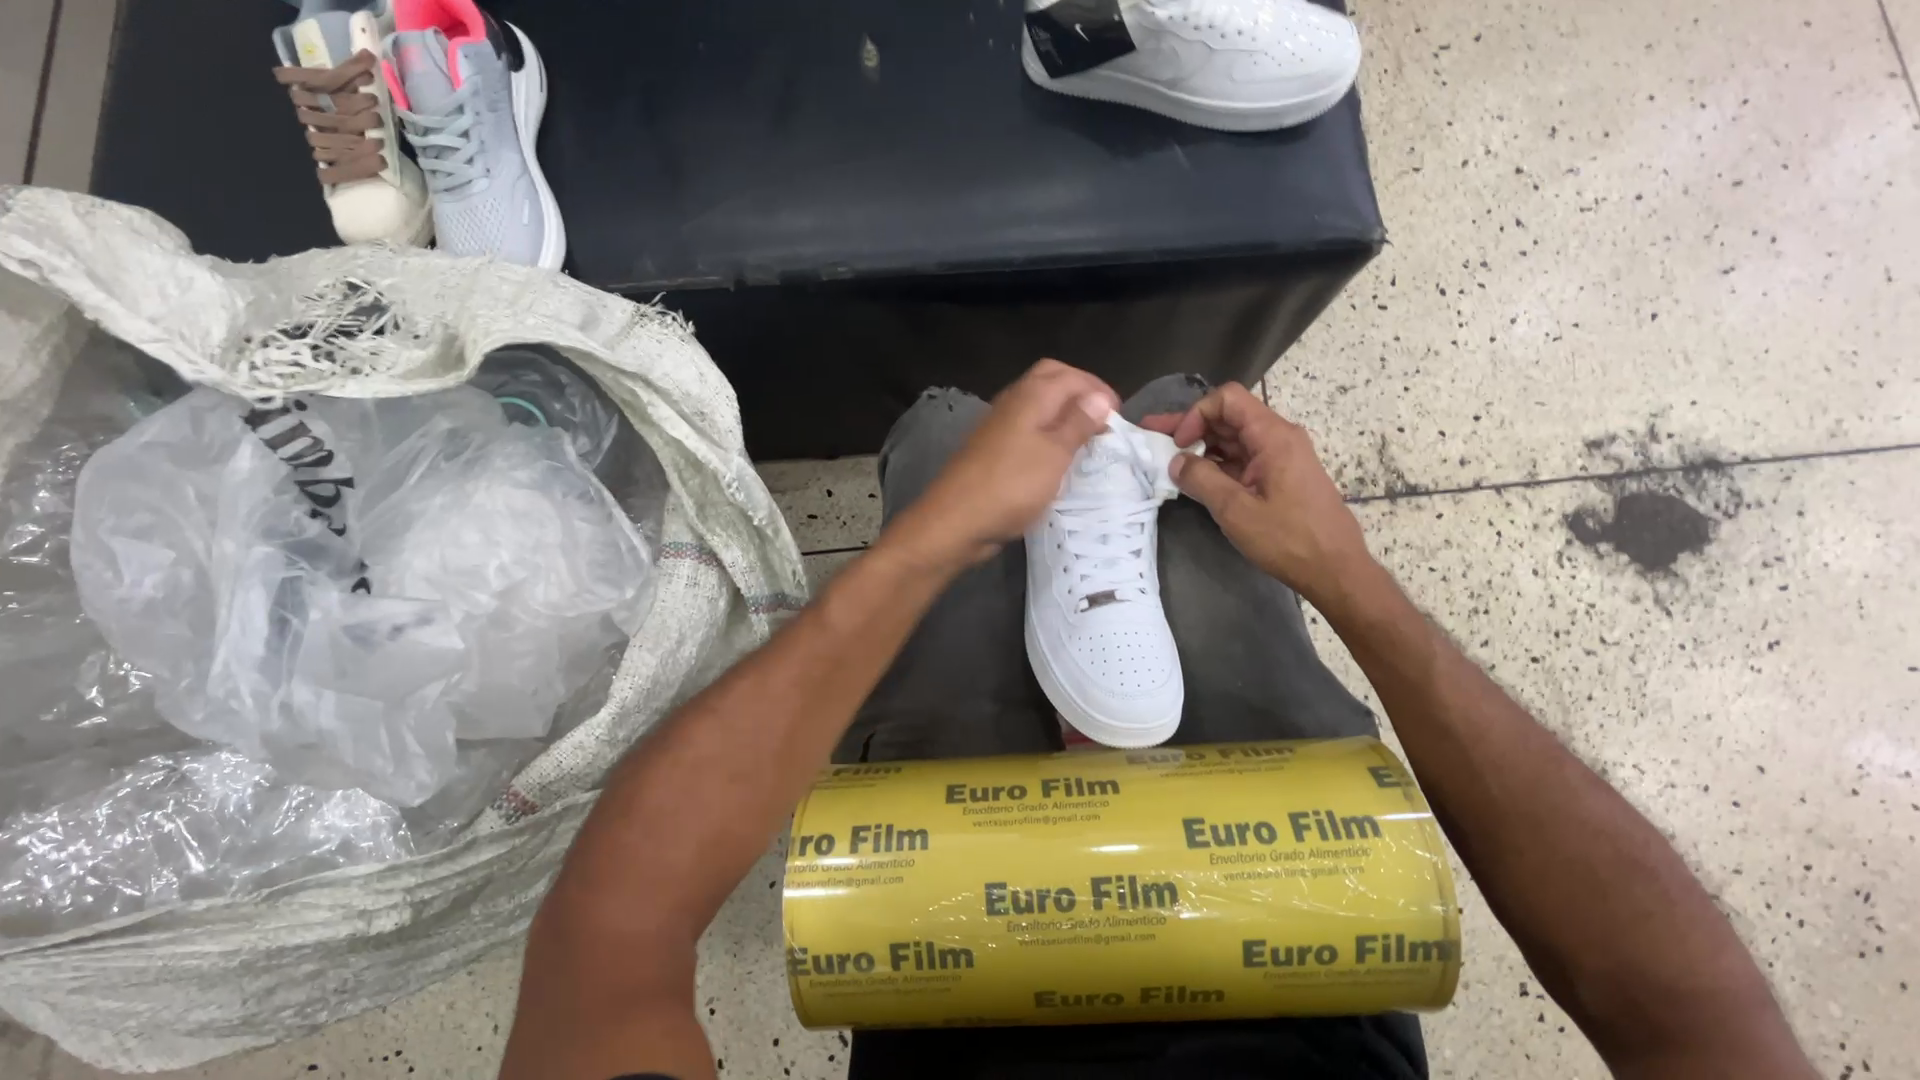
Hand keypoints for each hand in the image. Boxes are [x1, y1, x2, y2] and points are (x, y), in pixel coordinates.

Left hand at [891, 359, 1117, 567]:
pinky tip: (1056, 457)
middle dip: (1079, 392)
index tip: (1118, 416)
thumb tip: (1099, 398)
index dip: (1097, 388)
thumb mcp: (1054, 454)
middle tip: (1102, 419)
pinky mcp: (992, 450)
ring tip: (1085, 438)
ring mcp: (998, 426)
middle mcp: (1011, 402)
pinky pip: (1026, 428)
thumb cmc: (1011, 486)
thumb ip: (1077, 423)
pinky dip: (1046, 433)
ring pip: (1036, 405)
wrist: (956, 522)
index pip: (1069, 374)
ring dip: (1062, 413)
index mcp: (1029, 396)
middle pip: (1049, 380)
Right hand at [1140, 383, 1372, 605]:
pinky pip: (1243, 459)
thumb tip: (1176, 462)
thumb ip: (1201, 479)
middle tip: (1152, 437)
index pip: (1228, 399)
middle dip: (1190, 426)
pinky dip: (1217, 464)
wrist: (1335, 569)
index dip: (1196, 414)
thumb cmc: (1288, 539)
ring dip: (1201, 446)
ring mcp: (1281, 458)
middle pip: (1229, 416)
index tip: (1179, 443)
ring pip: (1234, 439)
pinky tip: (1194, 477)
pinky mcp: (1280, 477)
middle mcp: (1279, 438)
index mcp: (1273, 437)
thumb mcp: (1236, 510)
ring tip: (1166, 458)